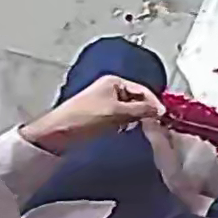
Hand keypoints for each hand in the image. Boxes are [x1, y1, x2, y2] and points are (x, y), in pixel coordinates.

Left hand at [21, 75, 165, 155]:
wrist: (55, 135)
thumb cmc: (85, 118)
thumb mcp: (118, 112)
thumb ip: (143, 110)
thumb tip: (161, 110)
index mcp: (114, 82)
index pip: (144, 90)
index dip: (154, 103)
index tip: (162, 116)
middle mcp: (111, 88)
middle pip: (139, 99)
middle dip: (145, 111)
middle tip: (152, 122)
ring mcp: (105, 101)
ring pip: (131, 109)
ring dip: (135, 118)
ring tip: (135, 126)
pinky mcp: (101, 114)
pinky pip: (122, 116)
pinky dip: (126, 122)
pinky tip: (124, 129)